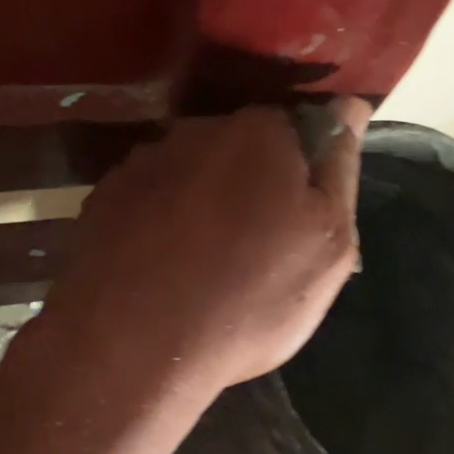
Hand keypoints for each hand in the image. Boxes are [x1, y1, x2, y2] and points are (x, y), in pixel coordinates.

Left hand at [36, 97, 367, 389]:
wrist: (131, 348)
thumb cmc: (251, 296)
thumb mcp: (329, 244)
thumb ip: (340, 167)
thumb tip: (350, 105)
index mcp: (261, 132)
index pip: (297, 129)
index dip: (305, 172)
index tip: (304, 217)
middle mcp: (197, 131)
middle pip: (242, 148)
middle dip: (255, 185)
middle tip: (262, 248)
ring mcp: (143, 163)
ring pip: (194, 174)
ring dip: (206, 203)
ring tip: (208, 264)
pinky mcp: (103, 199)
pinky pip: (152, 201)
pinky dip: (164, 224)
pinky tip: (168, 268)